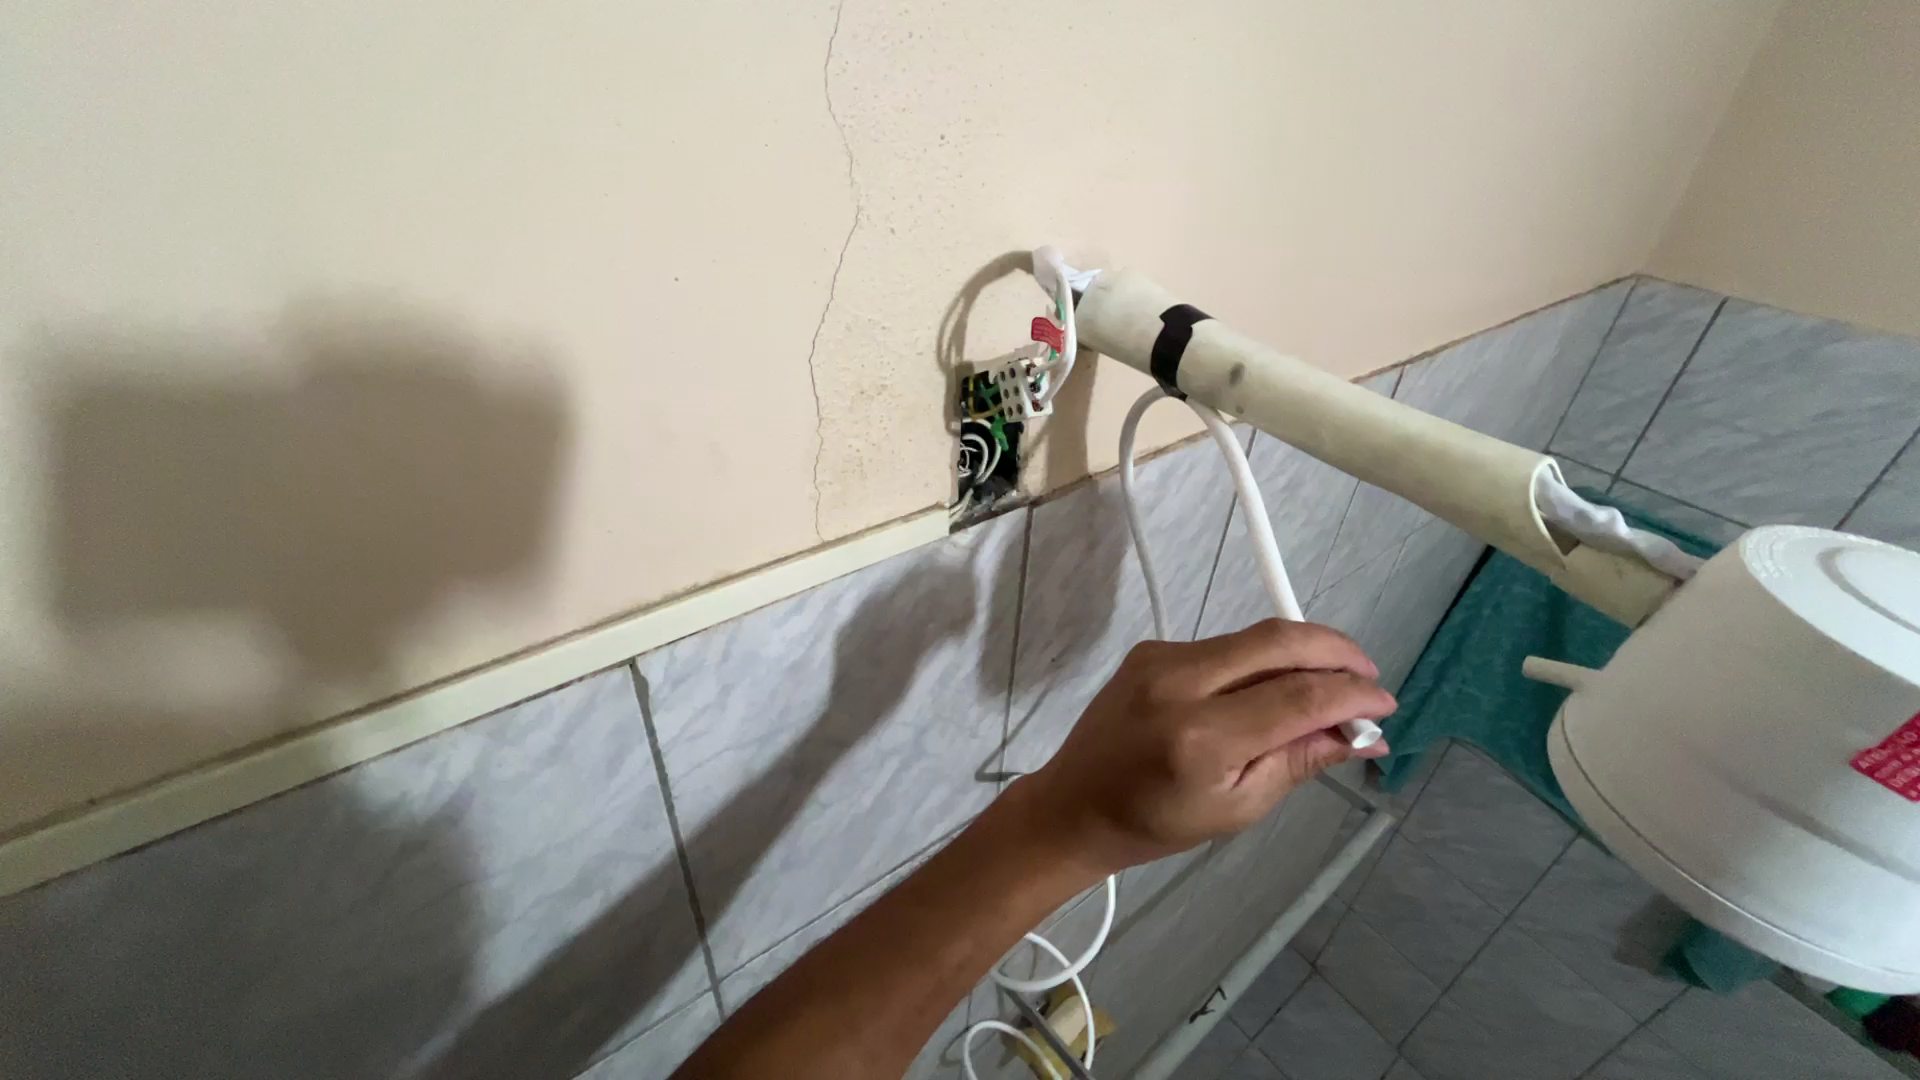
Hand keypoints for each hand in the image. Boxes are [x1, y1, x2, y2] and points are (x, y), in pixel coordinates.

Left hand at [1016, 619, 1394, 876]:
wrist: (1075, 802)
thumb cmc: (1155, 823)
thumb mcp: (1238, 807)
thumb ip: (1300, 760)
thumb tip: (1363, 734)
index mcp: (1200, 736)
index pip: (1298, 695)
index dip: (1352, 694)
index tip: (1385, 705)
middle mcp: (1178, 681)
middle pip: (1277, 641)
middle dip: (1335, 650)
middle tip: (1368, 677)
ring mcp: (1158, 657)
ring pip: (1251, 639)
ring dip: (1299, 654)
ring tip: (1330, 686)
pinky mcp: (1149, 649)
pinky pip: (1222, 646)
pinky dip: (1259, 661)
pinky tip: (1272, 688)